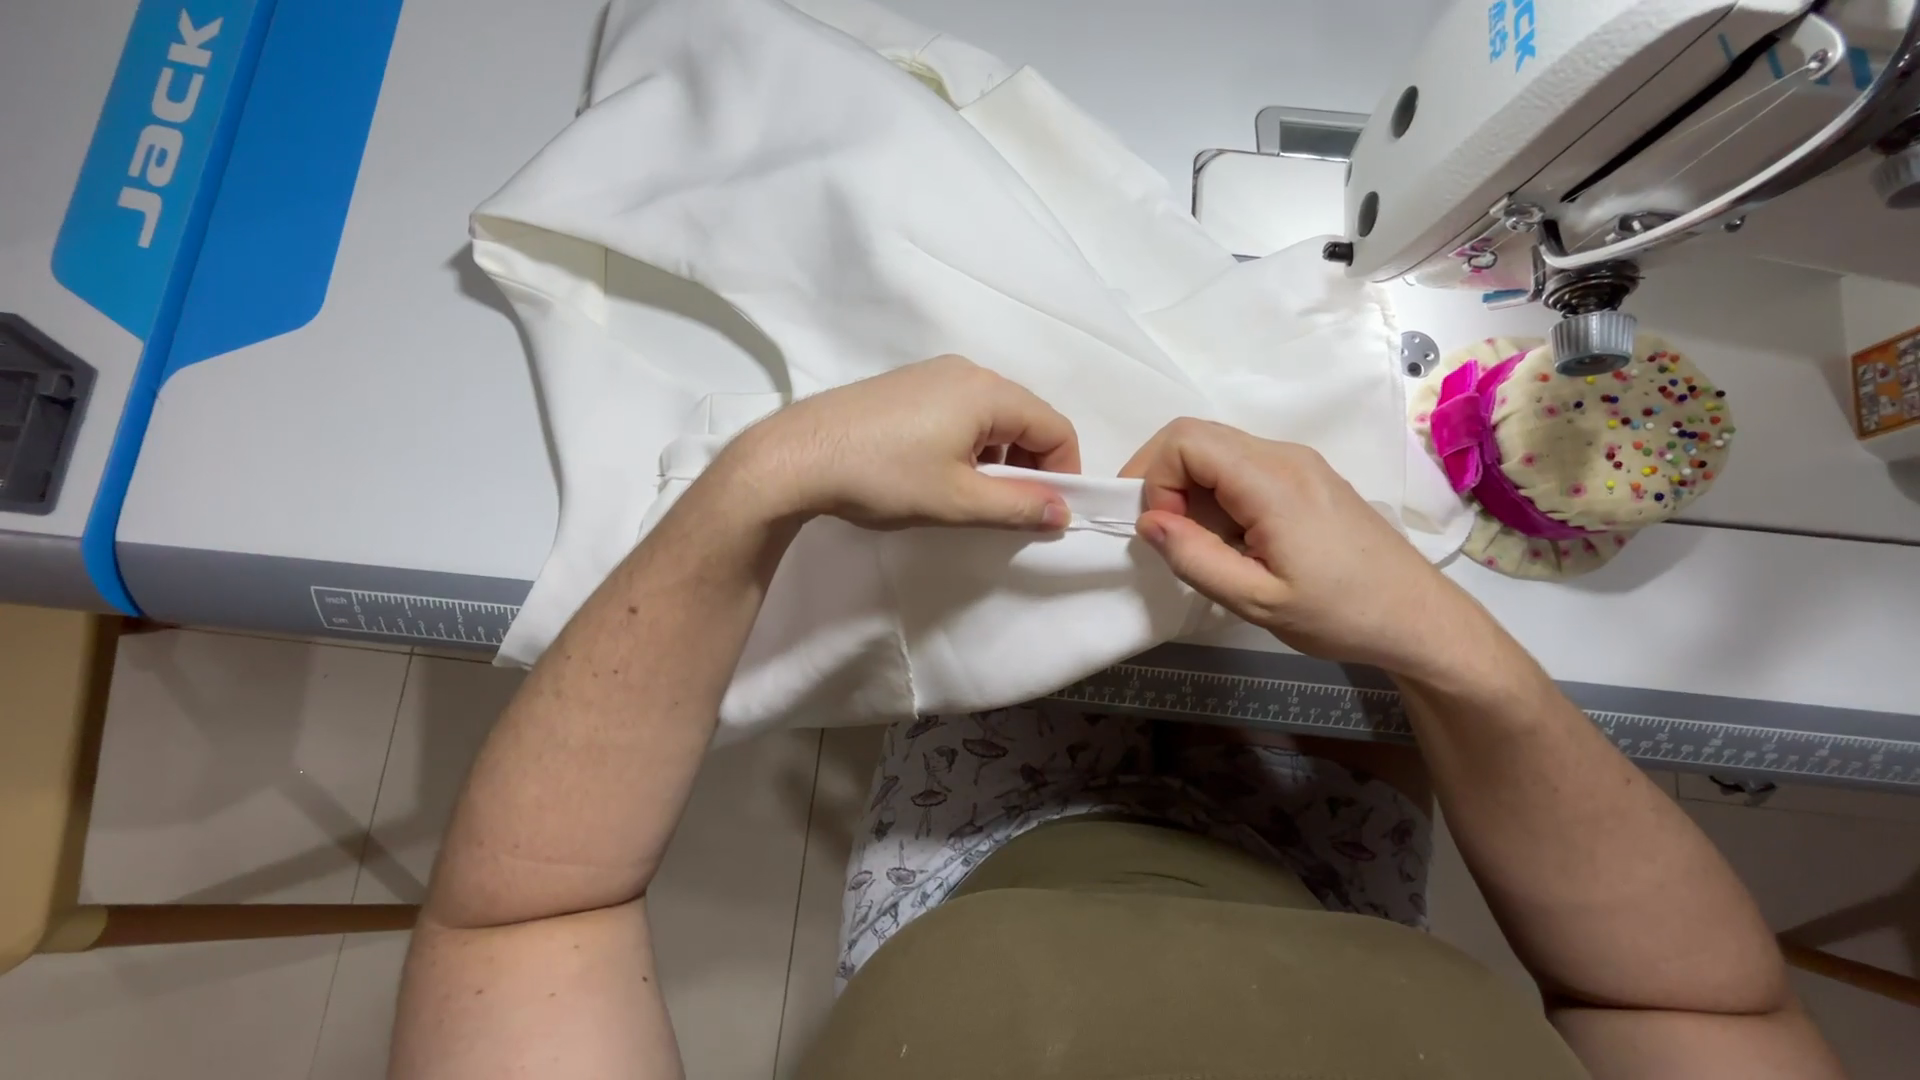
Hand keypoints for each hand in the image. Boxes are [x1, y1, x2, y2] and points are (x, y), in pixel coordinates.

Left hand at [721, 356, 1080, 530]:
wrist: (796, 457)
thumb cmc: (884, 477)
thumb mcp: (958, 501)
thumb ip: (1018, 507)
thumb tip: (1062, 511)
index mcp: (987, 391)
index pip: (1055, 427)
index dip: (1063, 472)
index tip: (1047, 512)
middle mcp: (965, 371)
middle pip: (1025, 417)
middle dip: (1030, 465)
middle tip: (1009, 508)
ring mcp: (932, 374)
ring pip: (991, 416)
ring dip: (998, 457)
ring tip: (970, 495)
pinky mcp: (906, 387)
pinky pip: (960, 411)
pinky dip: (969, 444)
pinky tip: (939, 473)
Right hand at [1121, 418, 1485, 677]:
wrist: (1416, 616)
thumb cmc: (1338, 614)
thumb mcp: (1256, 600)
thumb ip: (1196, 558)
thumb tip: (1147, 521)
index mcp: (1271, 481)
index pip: (1185, 441)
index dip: (1156, 479)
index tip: (1165, 531)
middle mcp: (1284, 456)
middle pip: (1196, 435)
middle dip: (1162, 477)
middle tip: (1165, 531)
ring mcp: (1298, 462)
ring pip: (1216, 448)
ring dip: (1188, 486)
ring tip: (1198, 540)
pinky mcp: (1306, 476)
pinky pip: (1240, 464)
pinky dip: (1214, 490)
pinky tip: (1228, 535)